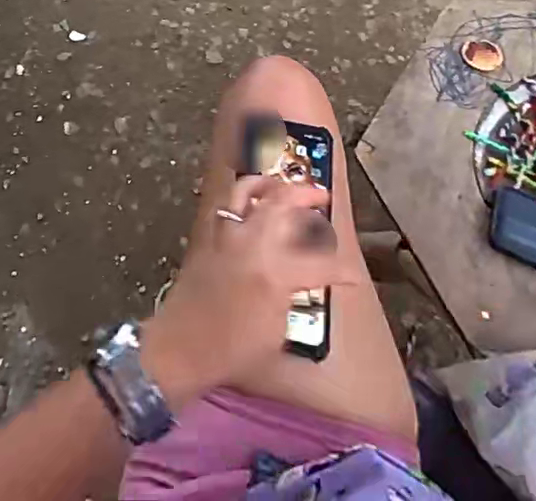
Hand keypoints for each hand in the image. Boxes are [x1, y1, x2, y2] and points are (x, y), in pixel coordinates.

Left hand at [140, 176, 360, 406]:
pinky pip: (227, 204)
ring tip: (285, 185)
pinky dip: (242, 197)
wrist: (183, 345)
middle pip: (283, 202)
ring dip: (272, 184)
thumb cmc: (233, 350)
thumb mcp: (278, 331)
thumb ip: (292, 295)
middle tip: (323, 197)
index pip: (321, 264)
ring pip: (250, 191)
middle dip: (308, 195)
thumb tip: (299, 278)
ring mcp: (227, 234)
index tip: (352, 276)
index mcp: (276, 272)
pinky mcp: (209, 236)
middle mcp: (252, 243)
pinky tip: (250, 202)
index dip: (343, 272)